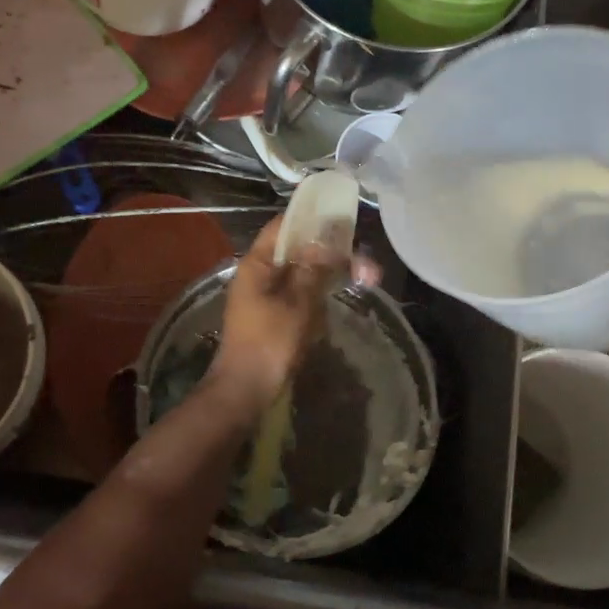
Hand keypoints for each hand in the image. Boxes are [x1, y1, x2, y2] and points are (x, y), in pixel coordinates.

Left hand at [205, 216, 370, 409]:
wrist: (246, 390)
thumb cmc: (269, 343)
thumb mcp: (297, 303)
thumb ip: (313, 269)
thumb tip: (328, 242)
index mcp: (256, 264)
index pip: (283, 226)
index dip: (311, 219)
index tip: (342, 218)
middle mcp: (258, 275)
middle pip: (296, 251)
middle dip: (329, 256)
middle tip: (363, 265)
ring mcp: (263, 297)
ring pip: (300, 277)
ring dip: (325, 280)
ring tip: (359, 281)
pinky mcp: (271, 318)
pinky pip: (297, 299)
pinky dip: (314, 302)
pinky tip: (330, 312)